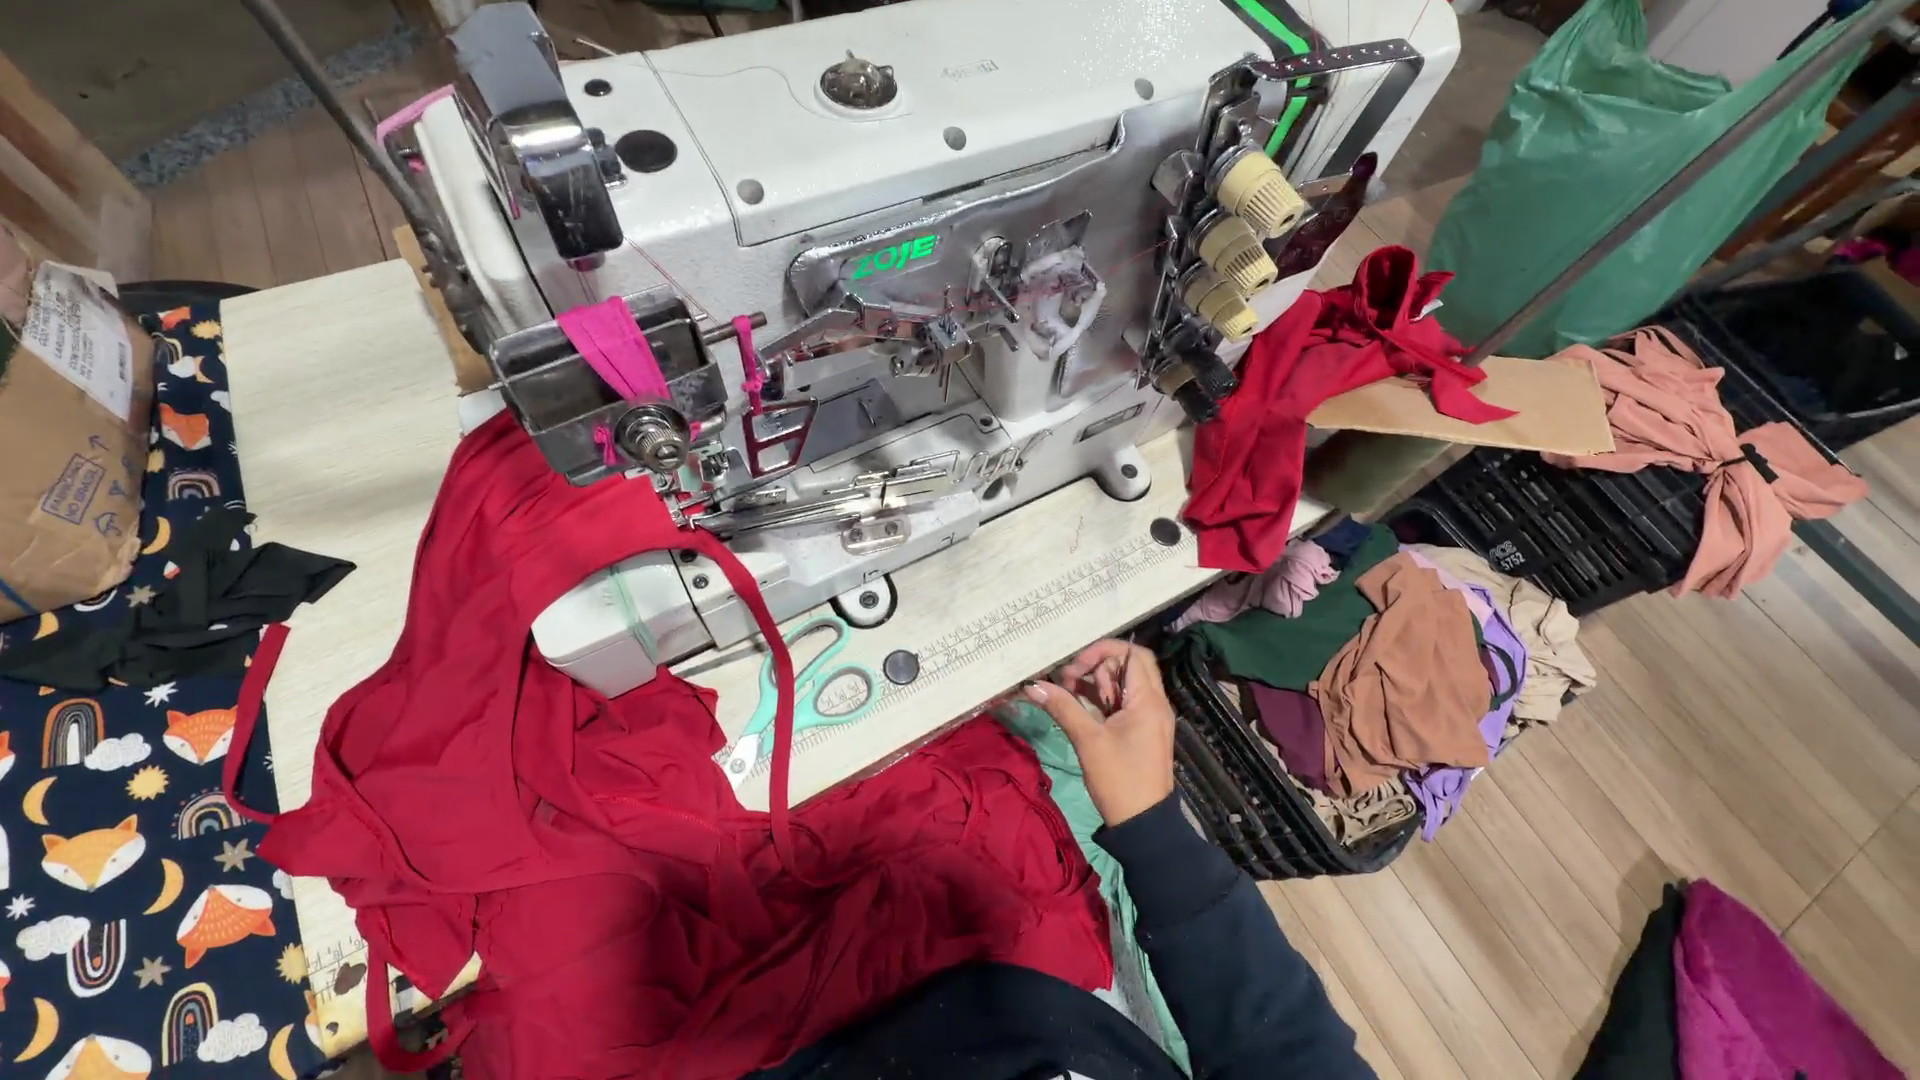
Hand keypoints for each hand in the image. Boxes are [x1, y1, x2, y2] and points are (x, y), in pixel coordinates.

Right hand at [1024, 639, 1175, 826]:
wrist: (1143, 824)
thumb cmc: (1119, 779)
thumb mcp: (1088, 740)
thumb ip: (1062, 706)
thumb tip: (1032, 685)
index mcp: (1148, 700)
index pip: (1133, 654)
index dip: (1103, 650)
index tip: (1076, 666)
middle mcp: (1154, 703)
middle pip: (1129, 665)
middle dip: (1097, 666)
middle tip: (1070, 680)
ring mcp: (1150, 717)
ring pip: (1124, 684)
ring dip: (1098, 683)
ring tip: (1069, 693)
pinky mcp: (1142, 731)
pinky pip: (1124, 703)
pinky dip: (1103, 700)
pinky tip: (1079, 706)